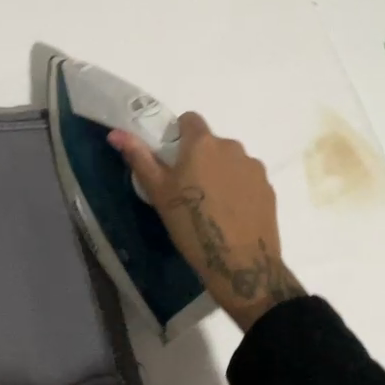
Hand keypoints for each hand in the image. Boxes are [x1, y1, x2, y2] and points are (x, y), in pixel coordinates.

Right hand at [110, 112, 305, 329]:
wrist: (241, 264)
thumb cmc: (192, 224)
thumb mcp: (158, 192)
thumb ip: (139, 157)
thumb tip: (115, 133)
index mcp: (202, 143)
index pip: (190, 119)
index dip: (178, 134)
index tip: (171, 159)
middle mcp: (231, 147)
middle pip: (211, 142)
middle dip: (199, 158)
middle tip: (186, 188)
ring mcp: (253, 168)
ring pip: (230, 161)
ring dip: (220, 172)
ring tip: (211, 205)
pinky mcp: (268, 188)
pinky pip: (247, 178)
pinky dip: (237, 188)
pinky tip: (230, 214)